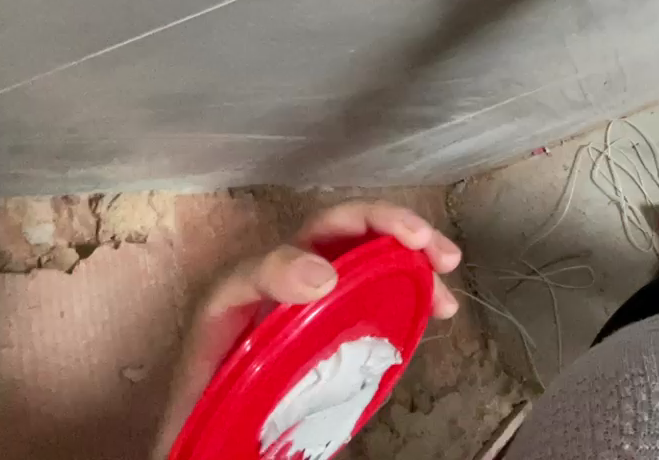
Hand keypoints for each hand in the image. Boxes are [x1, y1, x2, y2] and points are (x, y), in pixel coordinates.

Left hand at [155, 201, 461, 456]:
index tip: (326, 284)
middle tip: (422, 241)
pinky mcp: (339, 308)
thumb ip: (231, 432)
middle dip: (377, 222)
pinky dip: (413, 277)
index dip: (284, 267)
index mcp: (230, 318)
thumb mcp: (212, 432)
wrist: (217, 436)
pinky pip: (377, 276)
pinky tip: (440, 301)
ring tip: (446, 261)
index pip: (248, 276)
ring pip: (359, 243)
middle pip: (322, 232)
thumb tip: (269, 454)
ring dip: (407, 241)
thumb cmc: (215, 430)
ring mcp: (311, 293)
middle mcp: (275, 290)